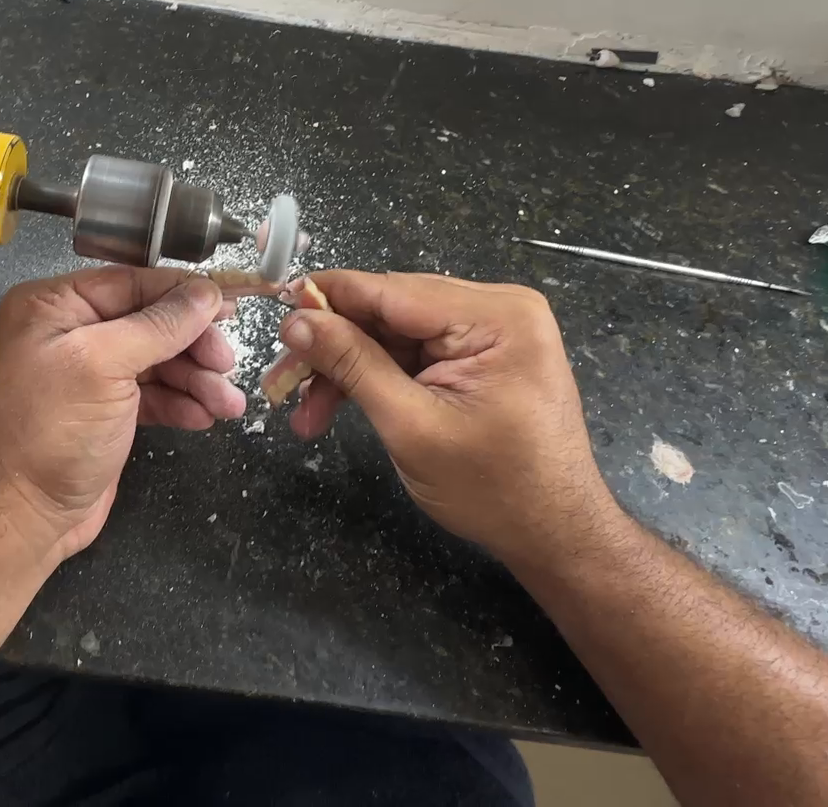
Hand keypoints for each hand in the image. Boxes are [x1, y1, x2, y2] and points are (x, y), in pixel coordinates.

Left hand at [0, 267, 247, 559]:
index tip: (228, 308)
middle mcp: (70, 330)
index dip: (182, 295)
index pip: (130, 283)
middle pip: (150, 321)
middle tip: (226, 364)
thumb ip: (159, 326)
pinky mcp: (107, 408)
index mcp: (54, 305)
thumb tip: (207, 293)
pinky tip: (204, 417)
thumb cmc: (55, 430)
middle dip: (192, 344)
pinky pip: (153, 392)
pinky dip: (181, 402)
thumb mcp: (104, 366)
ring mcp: (90, 371)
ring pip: (158, 359)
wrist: (27, 516)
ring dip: (196, 379)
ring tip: (228, 404)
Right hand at [277, 270, 614, 561]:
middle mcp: (495, 309)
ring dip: (344, 370)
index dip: (326, 297)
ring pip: (389, 334)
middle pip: (386, 311)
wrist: (554, 537)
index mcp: (495, 316)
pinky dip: (370, 378)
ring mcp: (487, 331)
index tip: (273, 307)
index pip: (390, 290)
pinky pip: (407, 352)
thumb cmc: (492, 490)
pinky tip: (333, 408)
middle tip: (281, 381)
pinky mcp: (475, 355)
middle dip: (331, 348)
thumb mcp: (410, 425)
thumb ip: (351, 364)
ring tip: (305, 415)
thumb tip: (295, 320)